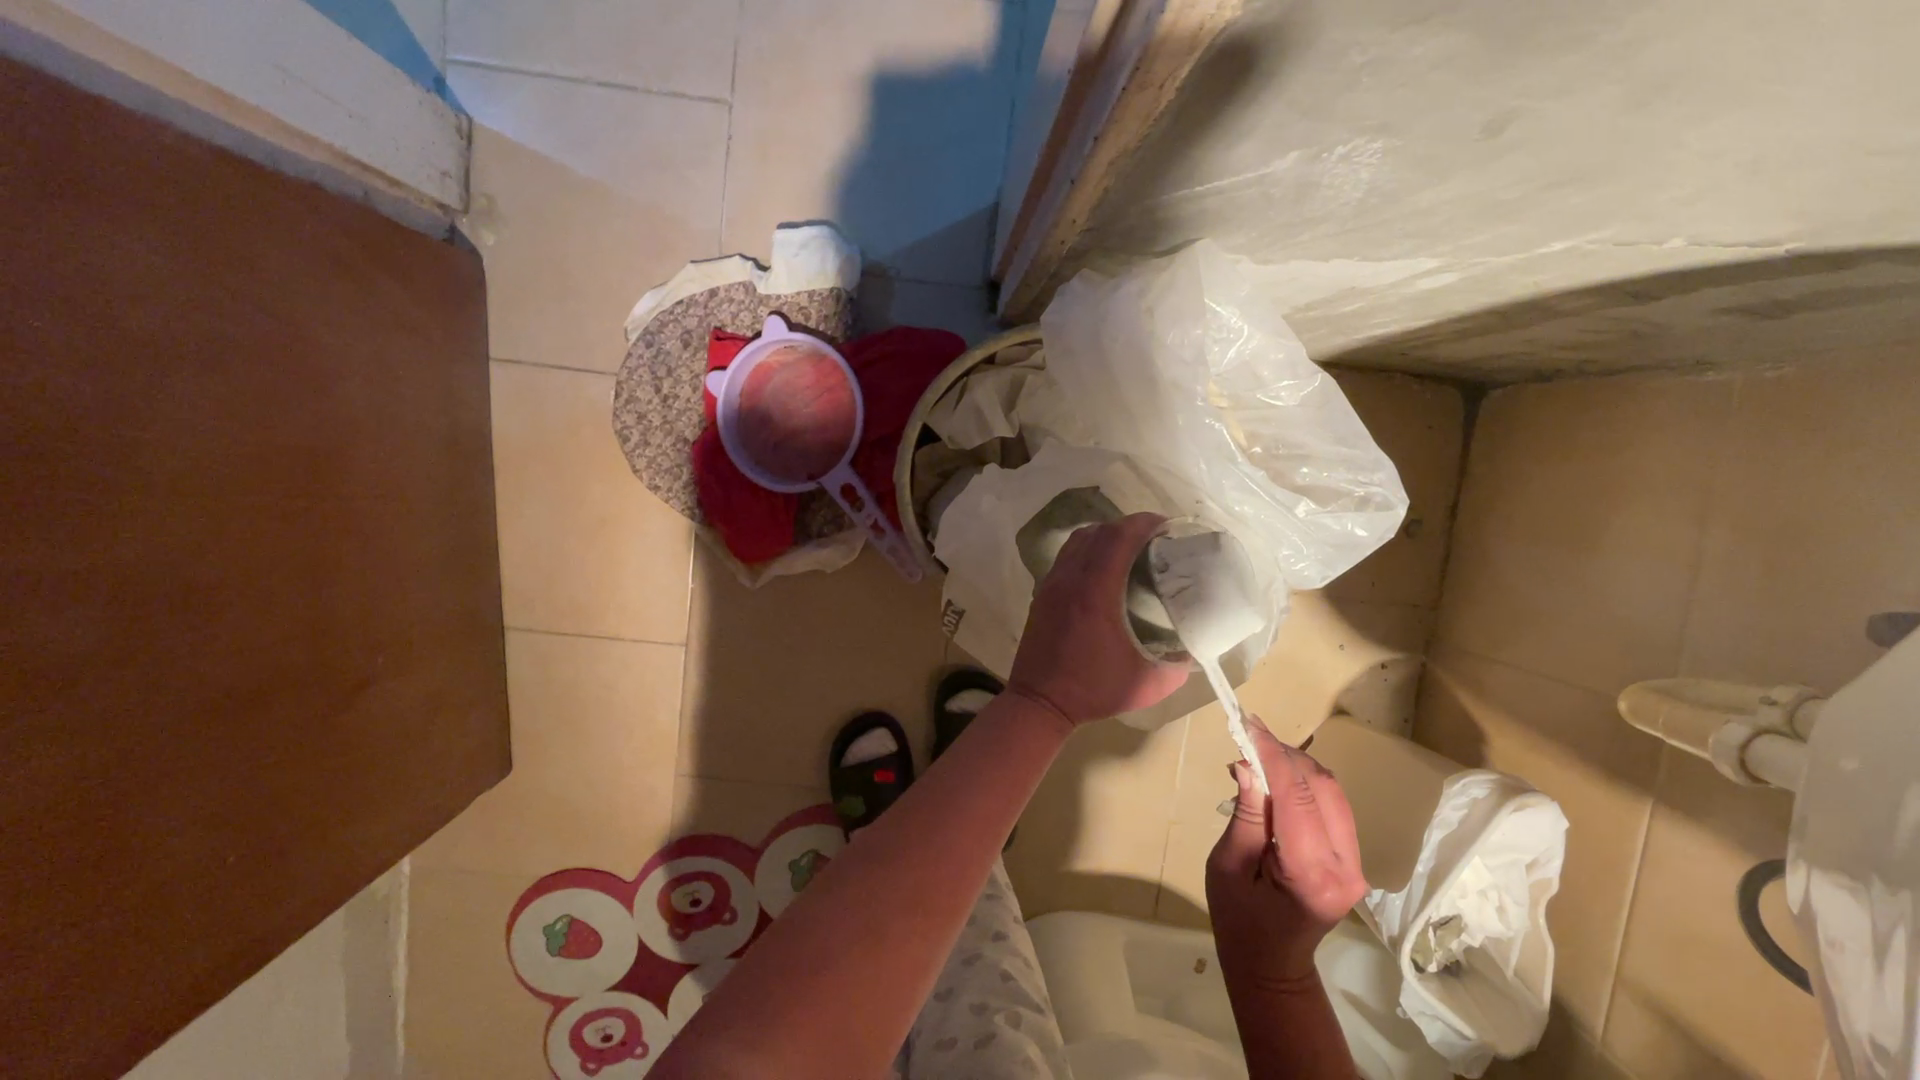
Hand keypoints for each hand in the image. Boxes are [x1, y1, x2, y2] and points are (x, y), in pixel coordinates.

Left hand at [1007, 513, 1189, 727]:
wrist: (1040, 702)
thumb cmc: (1093, 691)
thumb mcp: (1148, 684)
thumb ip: (1177, 663)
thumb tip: (1193, 646)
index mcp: (1096, 592)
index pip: (1118, 538)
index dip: (1143, 523)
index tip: (1166, 525)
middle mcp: (1071, 579)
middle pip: (1099, 532)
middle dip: (1128, 526)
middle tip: (1154, 536)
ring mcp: (1052, 584)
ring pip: (1078, 540)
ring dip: (1105, 535)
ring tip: (1129, 547)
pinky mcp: (1043, 594)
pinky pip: (1066, 557)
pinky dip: (1087, 550)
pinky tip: (1103, 568)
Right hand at [1206, 714, 1367, 987]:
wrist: (1271, 964)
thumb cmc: (1238, 920)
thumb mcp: (1227, 866)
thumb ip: (1245, 815)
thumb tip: (1246, 764)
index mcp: (1312, 873)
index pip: (1297, 797)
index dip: (1273, 755)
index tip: (1249, 723)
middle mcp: (1346, 866)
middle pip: (1321, 787)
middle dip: (1284, 755)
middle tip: (1248, 736)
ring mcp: (1356, 863)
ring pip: (1331, 792)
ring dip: (1295, 766)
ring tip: (1258, 754)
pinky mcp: (1353, 858)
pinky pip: (1332, 806)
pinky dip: (1304, 783)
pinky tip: (1277, 778)